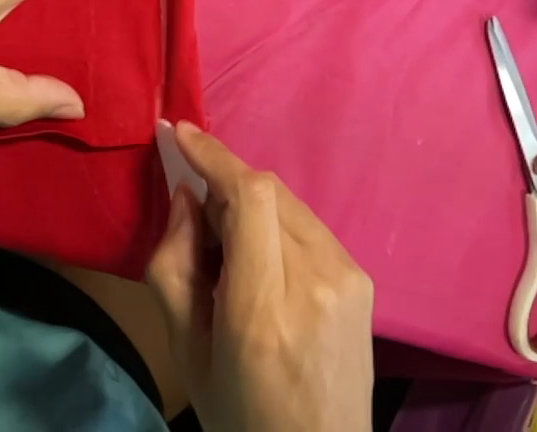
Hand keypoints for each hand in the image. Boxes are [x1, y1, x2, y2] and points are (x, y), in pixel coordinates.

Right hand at [147, 122, 373, 431]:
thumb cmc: (240, 412)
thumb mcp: (185, 349)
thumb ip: (174, 264)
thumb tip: (187, 194)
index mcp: (264, 308)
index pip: (249, 198)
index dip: (215, 155)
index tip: (181, 133)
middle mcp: (317, 279)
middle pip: (268, 190)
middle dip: (225, 183)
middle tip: (198, 218)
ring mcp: (348, 275)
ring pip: (288, 201)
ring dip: (250, 203)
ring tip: (231, 250)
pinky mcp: (362, 277)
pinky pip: (308, 224)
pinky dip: (277, 223)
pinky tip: (265, 262)